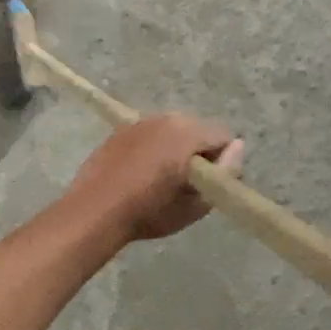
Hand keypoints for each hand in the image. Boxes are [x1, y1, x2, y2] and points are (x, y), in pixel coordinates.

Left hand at [64, 113, 244, 241]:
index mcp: (186, 132)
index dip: (222, 160)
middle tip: (185, 181)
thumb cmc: (149, 211)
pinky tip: (139, 171)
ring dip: (174, 147)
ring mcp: (137, 122)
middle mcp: (163, 118)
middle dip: (198, 150)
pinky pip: (148, 134)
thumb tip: (236, 147)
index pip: (223, 135)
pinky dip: (152, 147)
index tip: (208, 183)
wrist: (94, 209)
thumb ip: (225, 172)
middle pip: (196, 128)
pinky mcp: (117, 131)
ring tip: (161, 177)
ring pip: (171, 129)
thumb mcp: (197, 203)